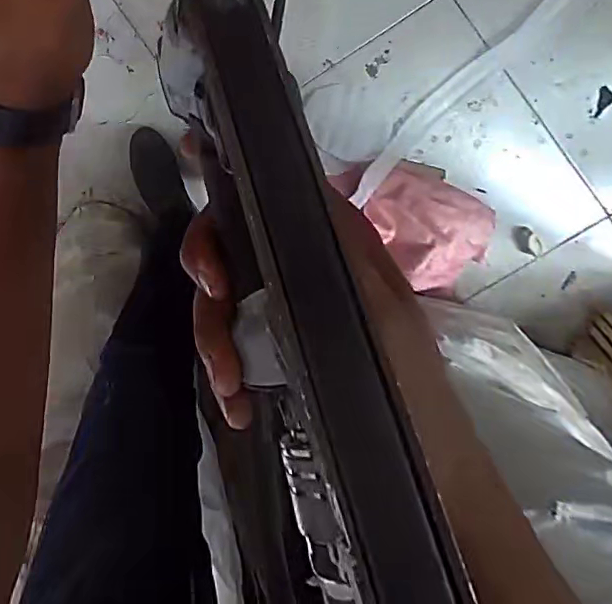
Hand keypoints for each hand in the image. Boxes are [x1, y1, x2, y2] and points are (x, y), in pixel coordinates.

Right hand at [181, 185, 424, 430]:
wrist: (423, 451)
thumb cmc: (408, 370)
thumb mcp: (379, 301)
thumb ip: (337, 244)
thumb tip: (291, 187)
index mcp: (327, 233)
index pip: (265, 189)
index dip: (224, 174)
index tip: (188, 159)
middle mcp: (298, 256)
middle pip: (226, 242)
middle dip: (207, 279)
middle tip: (214, 311)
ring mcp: (281, 299)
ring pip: (219, 296)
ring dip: (212, 338)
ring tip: (229, 385)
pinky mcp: (272, 341)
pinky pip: (230, 340)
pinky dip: (223, 369)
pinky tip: (236, 404)